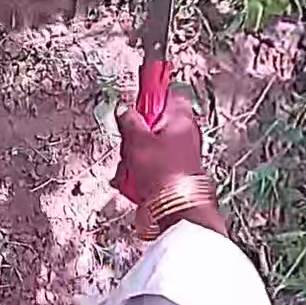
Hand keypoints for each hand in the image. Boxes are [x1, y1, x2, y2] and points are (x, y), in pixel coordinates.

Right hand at [113, 93, 225, 234]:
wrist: (172, 209)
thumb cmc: (164, 173)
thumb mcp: (138, 140)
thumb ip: (129, 120)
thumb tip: (124, 109)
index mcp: (180, 119)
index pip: (163, 95)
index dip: (146, 96)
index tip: (134, 98)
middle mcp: (181, 135)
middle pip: (148, 124)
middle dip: (132, 134)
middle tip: (129, 141)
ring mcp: (173, 155)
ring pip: (143, 147)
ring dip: (130, 157)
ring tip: (131, 166)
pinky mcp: (165, 173)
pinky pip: (143, 166)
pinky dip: (134, 173)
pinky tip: (133, 179)